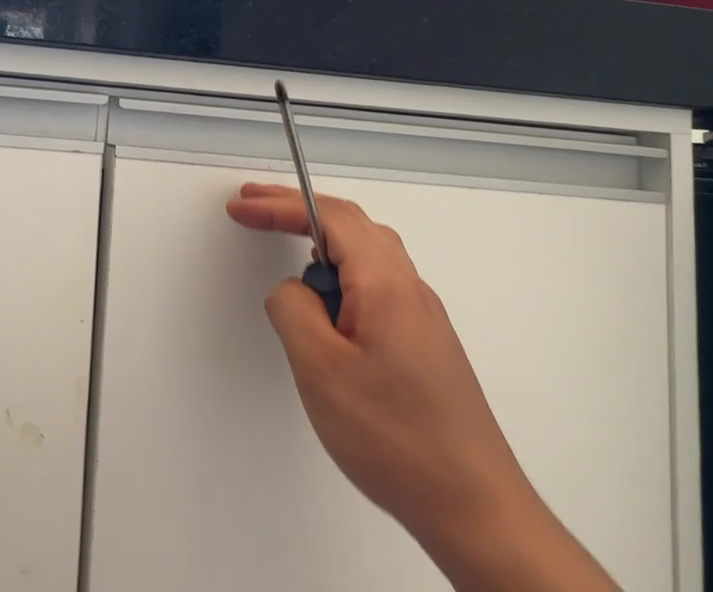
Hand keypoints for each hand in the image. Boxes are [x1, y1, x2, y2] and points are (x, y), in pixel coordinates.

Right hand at [228, 184, 616, 590]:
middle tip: (253, 207)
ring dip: (319, 244)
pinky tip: (322, 308)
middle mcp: (412, 292)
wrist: (473, 506)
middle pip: (354, 227)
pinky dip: (338, 278)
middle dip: (299, 211)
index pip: (332, 219)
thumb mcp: (320, 368)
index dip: (279, 205)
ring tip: (280, 251)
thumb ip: (293, 309)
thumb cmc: (394, 437)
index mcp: (388, 287)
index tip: (240, 207)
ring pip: (367, 259)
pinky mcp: (423, 347)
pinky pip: (375, 289)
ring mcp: (422, 320)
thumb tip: (293, 290)